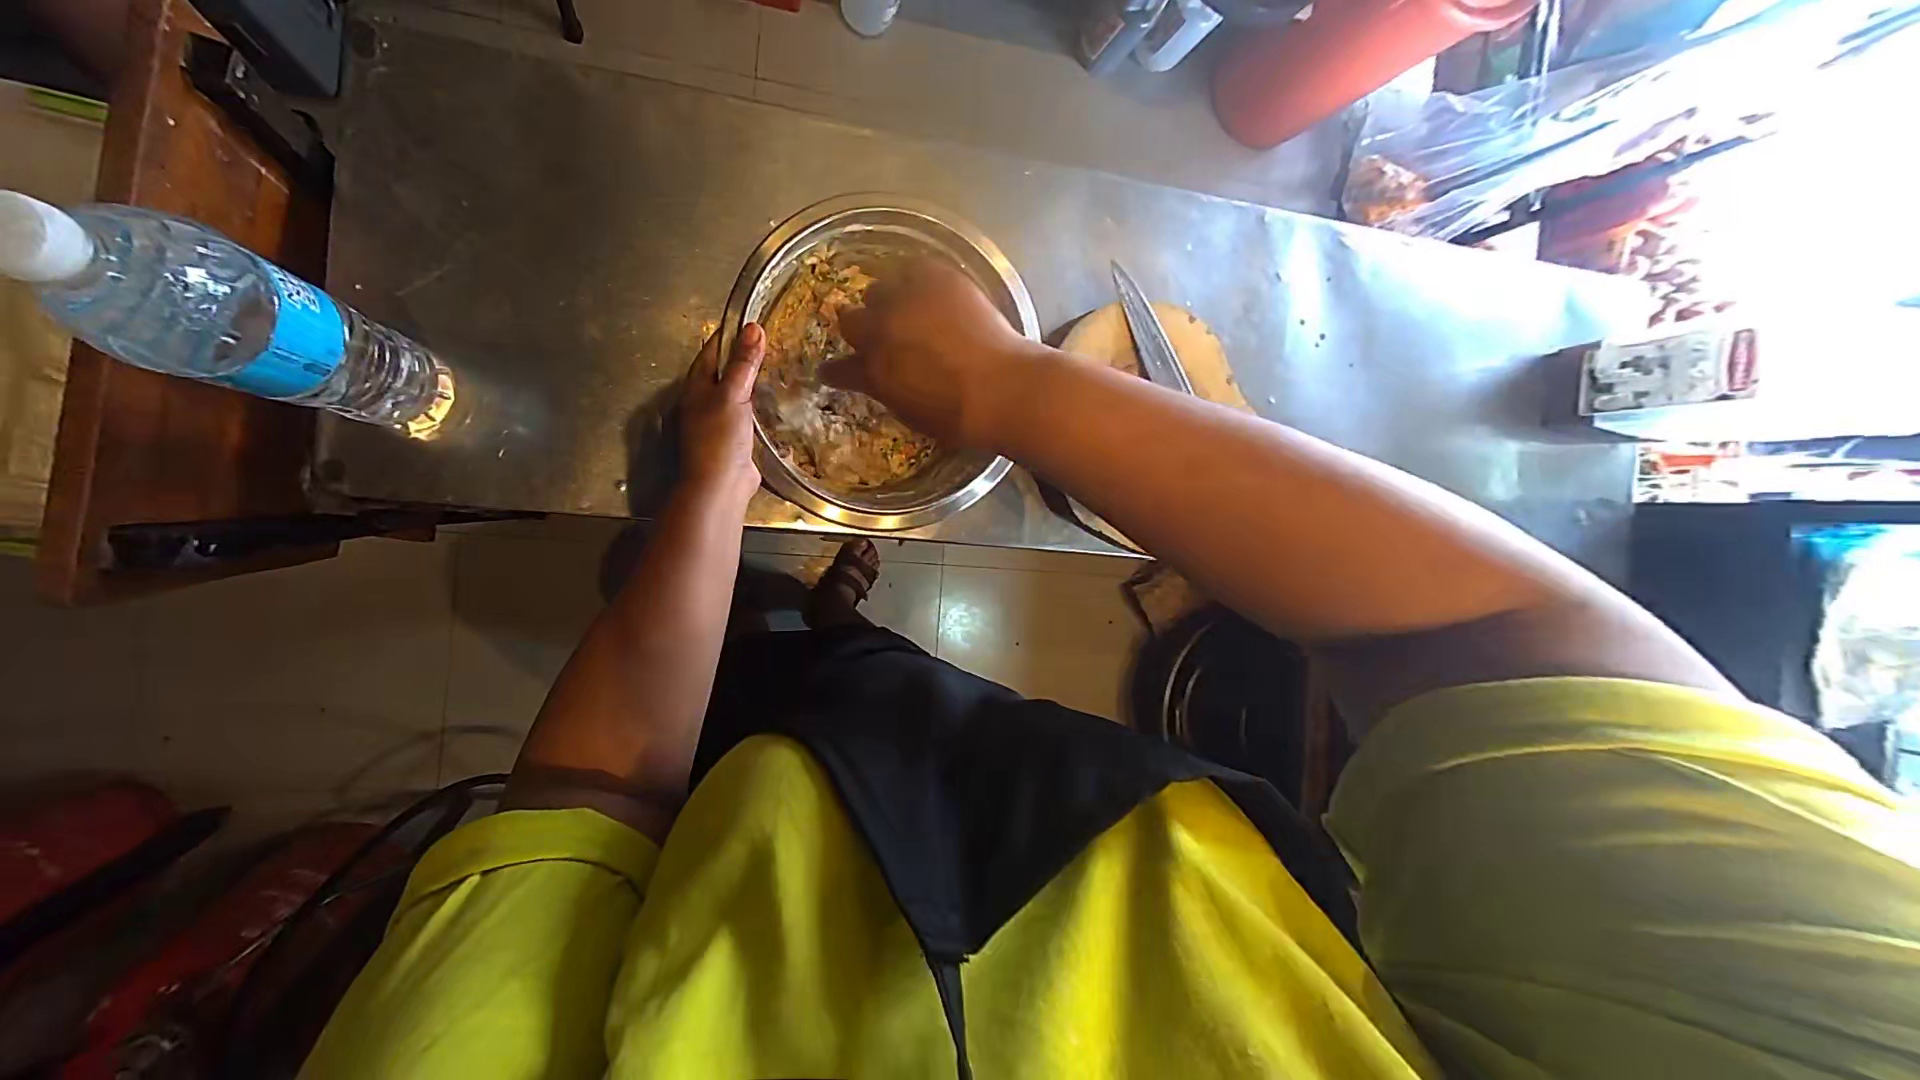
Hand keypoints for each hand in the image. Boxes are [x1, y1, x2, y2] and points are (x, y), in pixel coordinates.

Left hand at [680, 322, 765, 503]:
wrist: (720, 485)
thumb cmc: (719, 437)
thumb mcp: (733, 394)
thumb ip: (744, 364)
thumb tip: (754, 328)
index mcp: (696, 387)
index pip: (712, 352)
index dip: (729, 337)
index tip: (750, 323)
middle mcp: (703, 402)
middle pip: (723, 373)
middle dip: (742, 359)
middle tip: (768, 345)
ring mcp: (718, 422)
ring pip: (736, 395)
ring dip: (752, 384)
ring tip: (776, 370)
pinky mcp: (734, 440)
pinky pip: (747, 417)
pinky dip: (759, 408)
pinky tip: (775, 405)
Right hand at [829, 259, 1041, 447]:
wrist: (1003, 389)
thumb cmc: (962, 418)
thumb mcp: (915, 415)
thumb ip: (892, 392)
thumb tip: (889, 382)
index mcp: (872, 373)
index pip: (839, 370)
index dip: (836, 370)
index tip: (833, 370)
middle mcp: (879, 331)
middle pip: (850, 320)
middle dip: (860, 329)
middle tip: (879, 334)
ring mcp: (905, 300)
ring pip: (878, 290)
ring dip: (887, 301)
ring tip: (907, 309)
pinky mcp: (935, 278)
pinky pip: (913, 269)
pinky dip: (917, 279)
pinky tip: (930, 289)